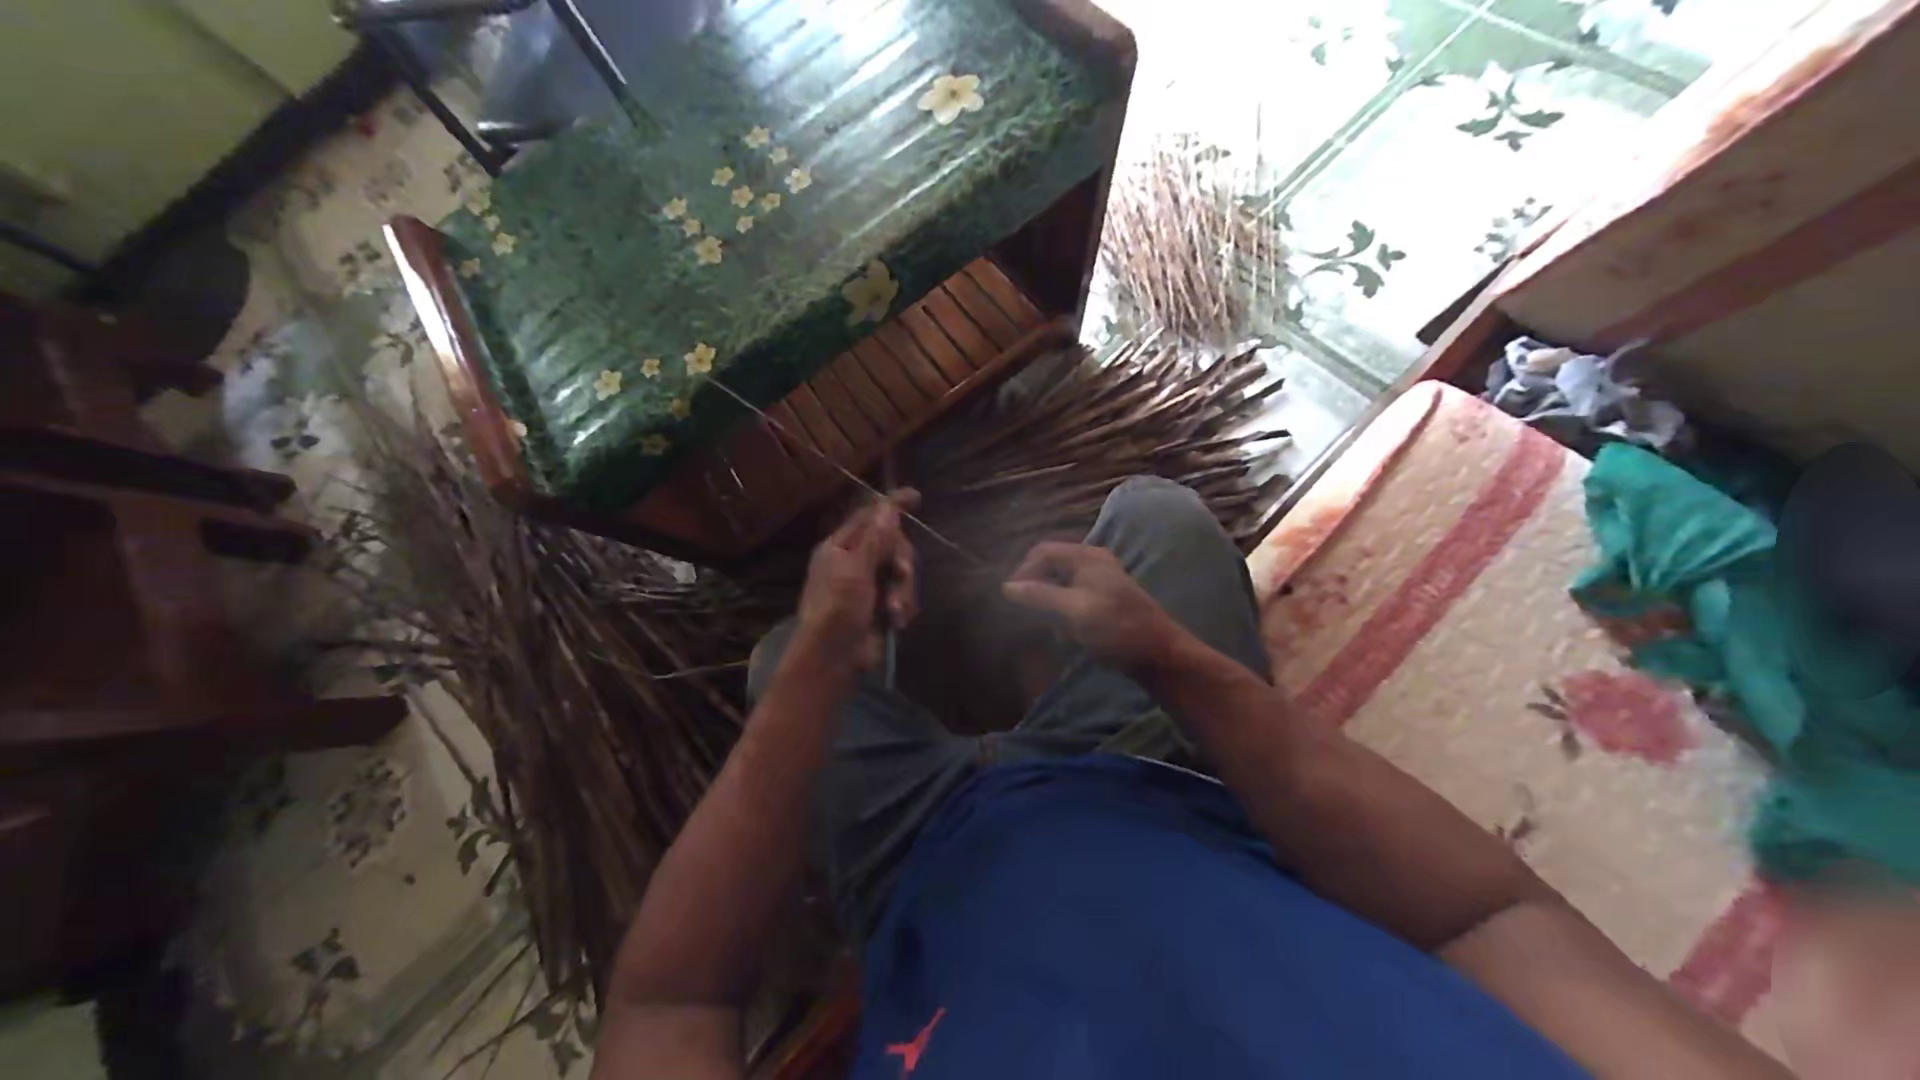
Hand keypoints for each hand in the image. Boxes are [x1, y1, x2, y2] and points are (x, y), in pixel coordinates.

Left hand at [795, 489, 918, 669]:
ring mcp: (868, 585)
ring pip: (901, 572)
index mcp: (840, 547)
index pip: (869, 516)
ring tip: (895, 612)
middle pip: (893, 545)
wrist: (833, 659)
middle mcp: (854, 561)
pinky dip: (903, 607)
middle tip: (901, 576)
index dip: (892, 505)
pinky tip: (896, 622)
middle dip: (901, 562)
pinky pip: (903, 595)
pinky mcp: (880, 607)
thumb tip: (888, 507)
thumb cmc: (836, 610)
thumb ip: (876, 540)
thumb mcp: (856, 570)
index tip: (916, 497)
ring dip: (902, 592)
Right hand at [1002, 542, 1178, 666]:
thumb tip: (1006, 587)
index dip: (1023, 571)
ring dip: (1047, 598)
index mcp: (1087, 557)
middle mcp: (1094, 562)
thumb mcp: (1073, 611)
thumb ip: (1039, 596)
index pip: (1043, 552)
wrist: (1159, 654)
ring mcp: (1102, 579)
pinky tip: (1062, 627)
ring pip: (1062, 580)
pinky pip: (1074, 594)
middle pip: (1052, 564)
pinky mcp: (1106, 599)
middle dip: (1034, 584)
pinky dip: (1061, 607)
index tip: (1011, 598)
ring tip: (1040, 620)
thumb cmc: (1116, 628)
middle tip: (1022, 610)